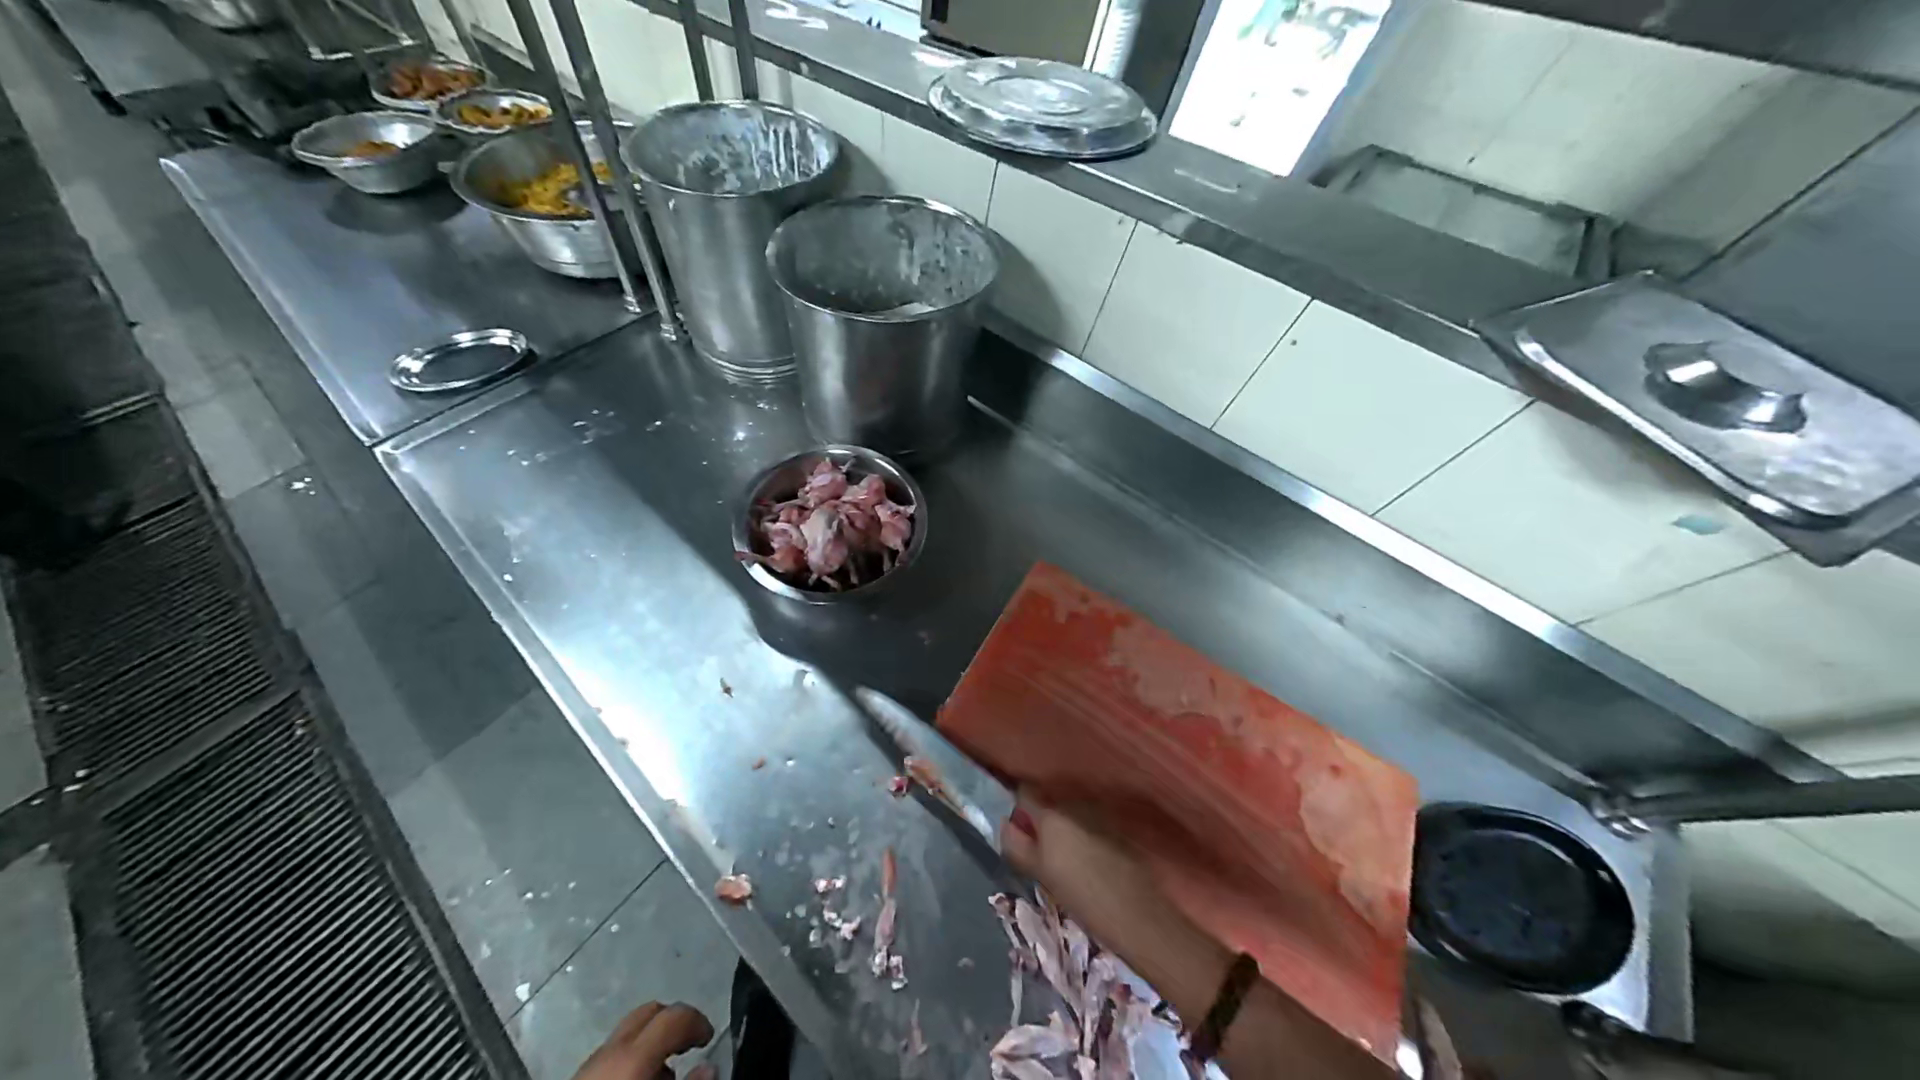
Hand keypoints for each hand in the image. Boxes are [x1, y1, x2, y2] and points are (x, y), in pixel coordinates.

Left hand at [571, 1002, 715, 1079]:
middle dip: (673, 1023)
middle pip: (648, 1014)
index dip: (697, 1022)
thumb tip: (707, 1068)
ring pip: (626, 1036)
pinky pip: (609, 1058)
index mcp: (633, 1057)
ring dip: (651, 1044)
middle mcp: (609, 1053)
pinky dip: (630, 1062)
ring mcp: (587, 1068)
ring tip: (664, 1079)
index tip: (709, 1041)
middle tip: (689, 1048)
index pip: (673, 1017)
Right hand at [997, 790, 1232, 1020]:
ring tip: (1062, 859)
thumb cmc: (1082, 897)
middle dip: (1040, 819)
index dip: (1017, 806)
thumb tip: (1005, 825)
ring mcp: (1100, 816)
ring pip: (1070, 814)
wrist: (1139, 916)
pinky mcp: (1118, 830)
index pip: (1025, 791)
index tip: (1015, 827)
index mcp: (1052, 814)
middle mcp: (1075, 805)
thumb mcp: (1040, 874)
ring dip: (1063, 828)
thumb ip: (1017, 846)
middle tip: (1036, 848)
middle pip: (1049, 802)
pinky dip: (1083, 837)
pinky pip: (1089, 825)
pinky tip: (1087, 863)